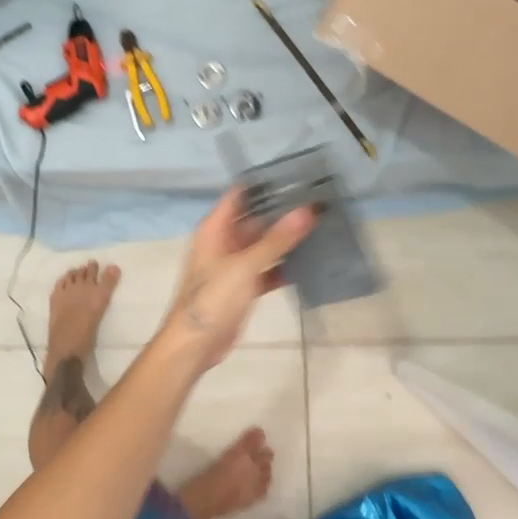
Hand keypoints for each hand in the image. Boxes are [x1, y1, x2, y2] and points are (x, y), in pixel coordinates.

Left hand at [160, 188, 313, 373]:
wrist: (195, 344)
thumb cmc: (212, 299)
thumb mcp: (245, 266)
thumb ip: (277, 239)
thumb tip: (308, 209)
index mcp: (214, 229)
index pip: (240, 195)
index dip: (265, 184)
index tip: (297, 174)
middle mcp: (223, 242)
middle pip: (255, 219)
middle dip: (283, 211)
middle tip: (320, 199)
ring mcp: (233, 265)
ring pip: (263, 244)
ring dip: (287, 238)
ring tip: (322, 223)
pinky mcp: (243, 287)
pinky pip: (267, 268)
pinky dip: (284, 265)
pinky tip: (311, 259)